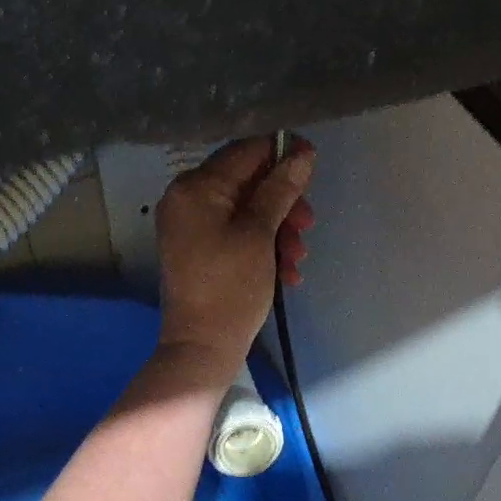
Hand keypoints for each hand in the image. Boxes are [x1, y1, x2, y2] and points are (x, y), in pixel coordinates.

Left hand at [153, 135, 316, 370]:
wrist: (202, 349)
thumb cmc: (231, 289)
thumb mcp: (260, 235)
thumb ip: (279, 190)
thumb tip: (300, 153)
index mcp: (195, 188)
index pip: (244, 152)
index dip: (281, 154)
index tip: (314, 164)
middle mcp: (186, 200)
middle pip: (246, 183)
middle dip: (282, 204)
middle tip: (308, 226)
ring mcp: (190, 227)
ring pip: (246, 212)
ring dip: (278, 231)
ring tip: (297, 259)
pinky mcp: (199, 252)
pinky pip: (235, 235)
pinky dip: (263, 248)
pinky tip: (286, 273)